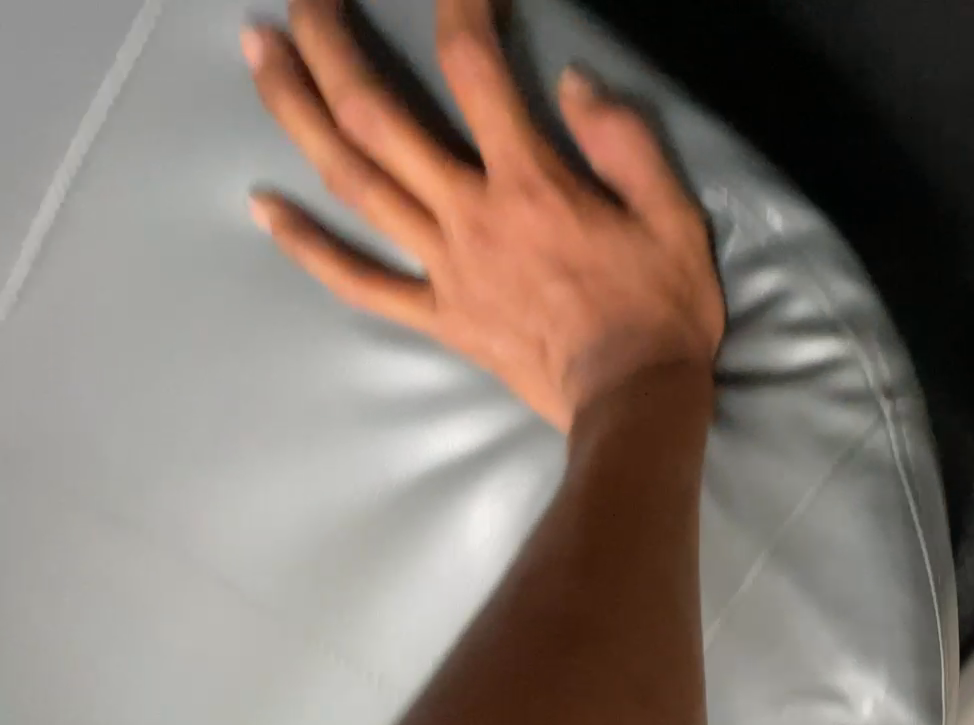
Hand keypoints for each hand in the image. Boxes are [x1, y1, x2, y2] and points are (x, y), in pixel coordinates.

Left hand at [242, 0, 724, 431]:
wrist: (639, 399)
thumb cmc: (664, 313)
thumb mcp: (676, 222)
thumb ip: (627, 147)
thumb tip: (573, 83)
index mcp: (532, 186)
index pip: (477, 74)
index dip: (461, 12)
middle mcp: (472, 216)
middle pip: (377, 115)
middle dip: (333, 43)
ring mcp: (448, 269)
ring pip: (353, 183)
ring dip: (295, 112)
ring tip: (259, 54)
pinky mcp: (444, 318)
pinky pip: (362, 282)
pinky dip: (309, 246)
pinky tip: (264, 208)